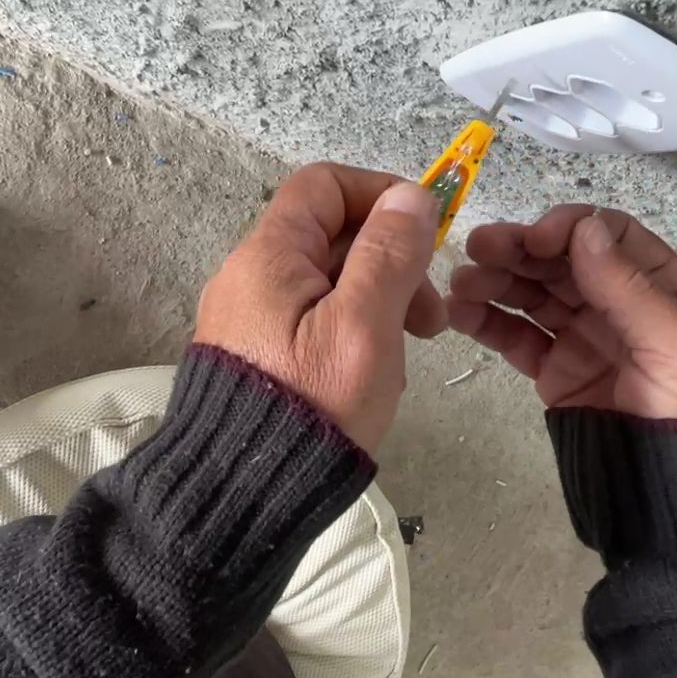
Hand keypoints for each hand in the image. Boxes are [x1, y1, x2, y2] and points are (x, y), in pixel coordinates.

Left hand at [193, 163, 446, 452]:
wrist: (245, 491)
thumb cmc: (313, 403)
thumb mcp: (363, 325)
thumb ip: (389, 255)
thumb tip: (409, 195)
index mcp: (268, 256)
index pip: (323, 186)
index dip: (379, 194)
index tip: (425, 231)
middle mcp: (248, 278)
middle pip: (329, 238)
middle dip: (390, 265)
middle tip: (431, 318)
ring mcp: (247, 319)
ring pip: (325, 285)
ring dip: (375, 305)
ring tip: (405, 354)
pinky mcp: (253, 355)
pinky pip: (309, 322)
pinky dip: (348, 333)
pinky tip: (370, 374)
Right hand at [445, 206, 676, 418]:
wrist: (675, 487)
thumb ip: (629, 287)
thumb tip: (582, 229)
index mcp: (661, 285)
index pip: (608, 237)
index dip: (568, 229)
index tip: (534, 240)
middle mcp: (616, 302)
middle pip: (560, 262)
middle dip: (518, 251)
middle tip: (475, 248)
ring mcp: (581, 336)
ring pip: (531, 296)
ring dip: (494, 282)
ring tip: (459, 284)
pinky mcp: (552, 370)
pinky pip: (515, 338)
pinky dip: (486, 323)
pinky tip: (459, 314)